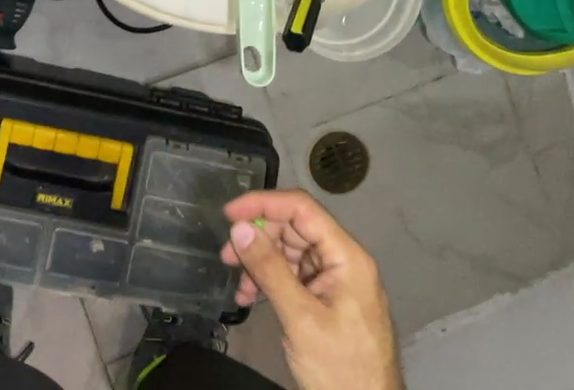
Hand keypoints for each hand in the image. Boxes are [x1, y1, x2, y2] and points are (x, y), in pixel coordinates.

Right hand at [220, 189, 401, 389]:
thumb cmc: (341, 370)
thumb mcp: (301, 319)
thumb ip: (270, 270)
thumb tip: (239, 228)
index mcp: (346, 257)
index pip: (302, 209)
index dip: (264, 204)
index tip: (229, 214)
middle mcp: (342, 261)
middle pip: (293, 229)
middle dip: (258, 238)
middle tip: (227, 256)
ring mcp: (334, 281)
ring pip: (289, 252)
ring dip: (260, 263)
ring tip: (239, 285)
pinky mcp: (325, 299)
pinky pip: (292, 276)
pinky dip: (269, 282)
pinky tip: (250, 298)